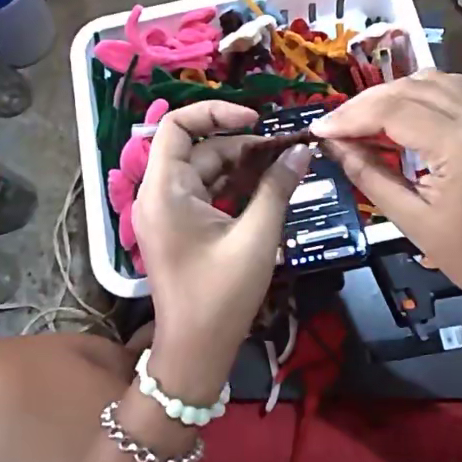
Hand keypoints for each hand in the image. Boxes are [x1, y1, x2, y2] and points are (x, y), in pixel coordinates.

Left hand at [134, 101, 311, 400]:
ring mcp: (167, 212)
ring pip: (205, 170)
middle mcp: (159, 195)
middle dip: (243, 144)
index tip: (257, 118)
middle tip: (287, 149)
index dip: (216, 111)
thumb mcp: (256, 237)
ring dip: (243, 165)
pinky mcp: (180, 228)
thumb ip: (278, 188)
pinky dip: (235, 186)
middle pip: (198, 148)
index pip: (177, 126)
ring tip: (285, 164)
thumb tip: (302, 151)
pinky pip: (206, 192)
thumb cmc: (221, 295)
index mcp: (165, 191)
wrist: (196, 350)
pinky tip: (269, 187)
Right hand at [309, 72, 461, 307]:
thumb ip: (368, 174)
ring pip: (434, 81)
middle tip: (335, 125)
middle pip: (413, 87)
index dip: (352, 116)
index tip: (320, 130)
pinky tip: (396, 116)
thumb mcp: (409, 219)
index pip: (396, 111)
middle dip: (367, 102)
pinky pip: (453, 92)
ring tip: (361, 119)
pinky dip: (419, 96)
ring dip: (392, 93)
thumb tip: (332, 144)